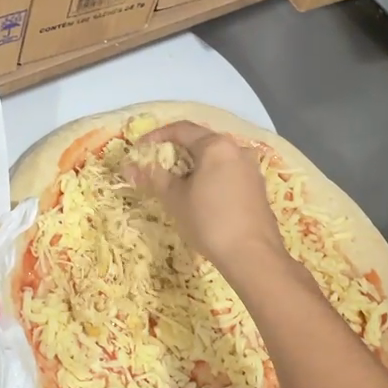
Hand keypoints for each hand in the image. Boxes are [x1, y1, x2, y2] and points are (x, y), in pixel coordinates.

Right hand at [124, 121, 285, 268]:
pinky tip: (201, 196)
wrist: (254, 257)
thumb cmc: (209, 221)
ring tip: (177, 183)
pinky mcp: (257, 188)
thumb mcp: (175, 198)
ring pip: (216, 158)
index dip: (156, 136)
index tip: (140, 149)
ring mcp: (251, 169)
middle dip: (176, 151)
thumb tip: (129, 167)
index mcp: (216, 146)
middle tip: (157, 166)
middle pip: (200, 142)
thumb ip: (153, 177)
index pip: (181, 130)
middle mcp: (237, 150)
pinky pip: (228, 172)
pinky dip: (210, 177)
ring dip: (194, 165)